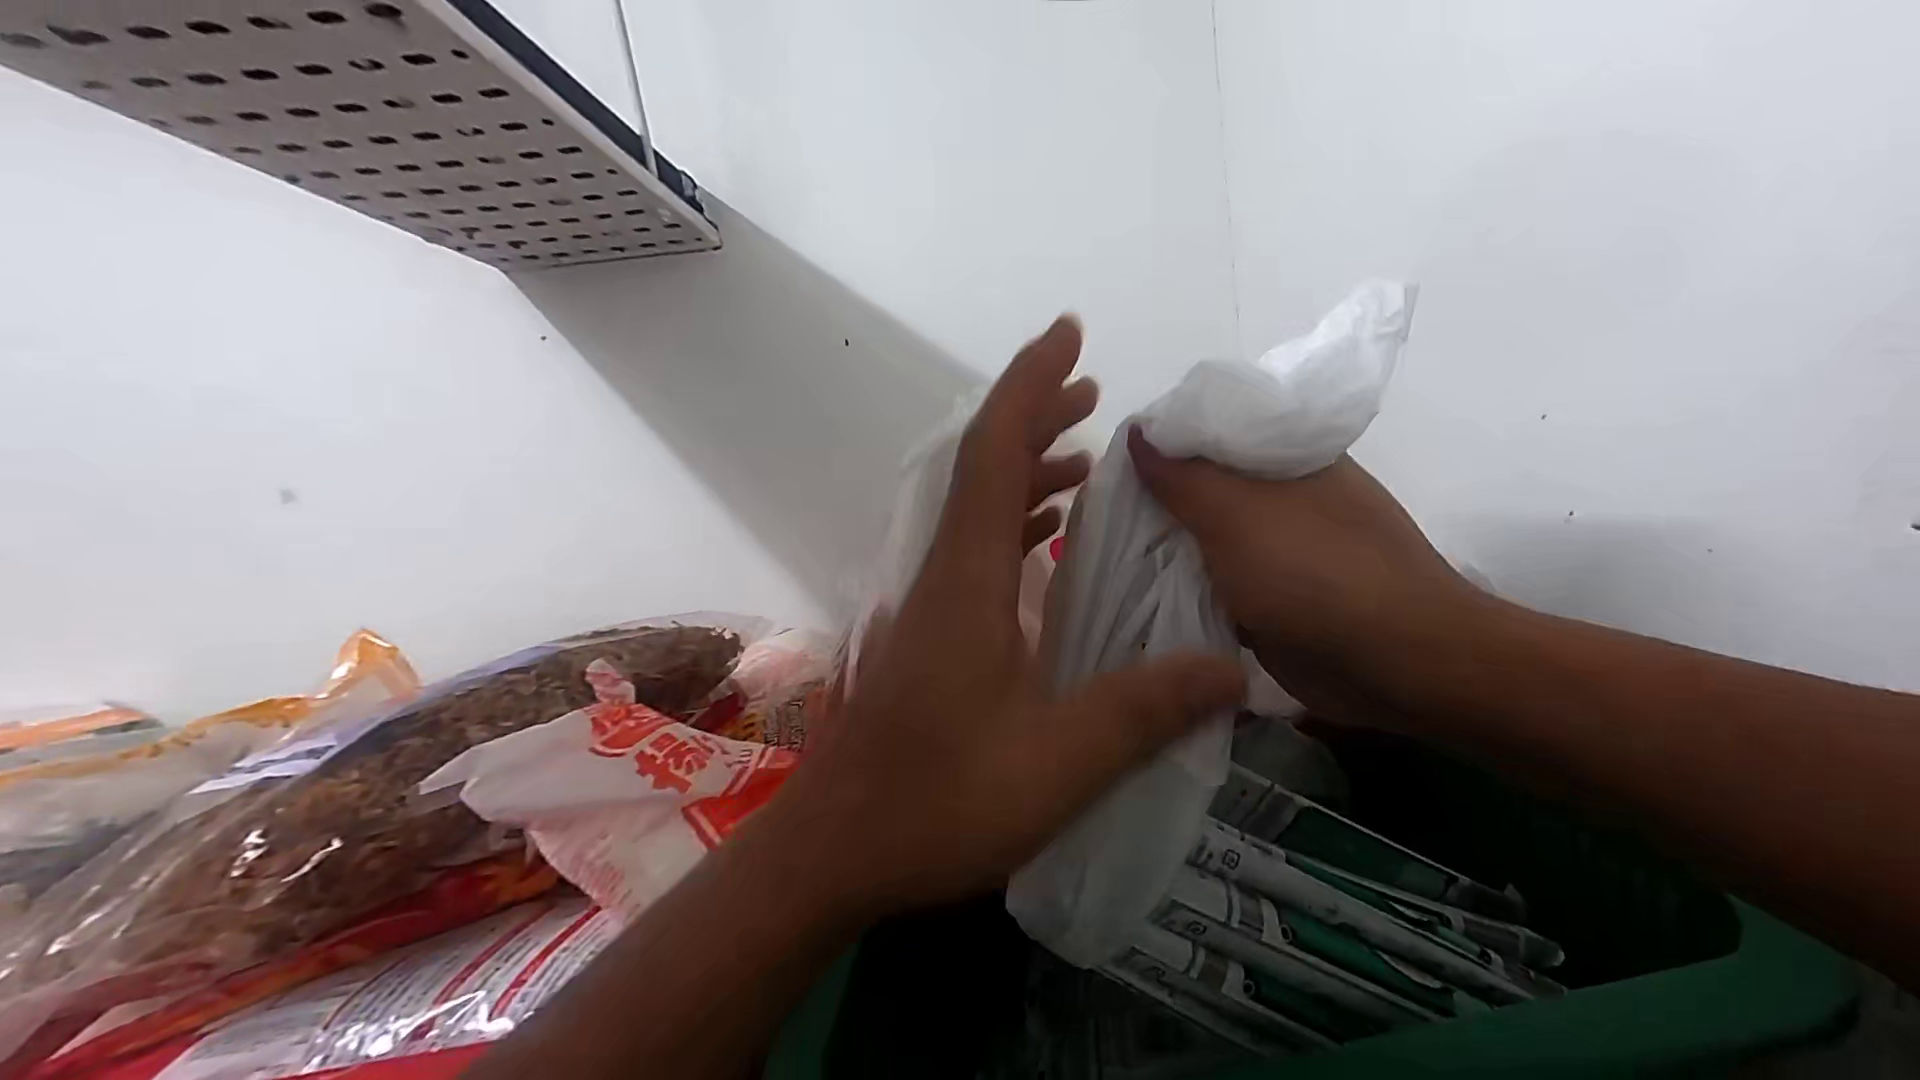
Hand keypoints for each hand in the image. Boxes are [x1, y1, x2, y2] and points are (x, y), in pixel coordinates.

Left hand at [764, 318, 1244, 915]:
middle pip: (981, 469)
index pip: (994, 453)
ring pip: (975, 511)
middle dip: (1032, 417)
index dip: (1030, 386)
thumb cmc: (939, 802)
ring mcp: (927, 605)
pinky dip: (1011, 527)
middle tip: (1092, 394)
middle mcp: (940, 575)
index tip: (1068, 335)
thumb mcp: (1059, 761)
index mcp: (966, 580)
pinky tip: (1044, 547)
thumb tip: (1233, 670)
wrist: (837, 846)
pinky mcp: (926, 636)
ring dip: (1024, 473)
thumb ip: (1144, 709)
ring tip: (1082, 459)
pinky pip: (973, 553)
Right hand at [1127, 431, 1485, 722]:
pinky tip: (1142, 587)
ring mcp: (1278, 550)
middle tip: (1098, 512)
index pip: (1209, 432)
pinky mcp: (1271, 597)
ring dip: (1165, 545)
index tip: (1110, 464)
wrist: (1393, 664)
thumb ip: (1181, 476)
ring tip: (1107, 550)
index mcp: (1286, 456)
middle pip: (1203, 487)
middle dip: (1153, 499)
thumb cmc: (1315, 572)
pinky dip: (1183, 582)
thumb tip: (1137, 431)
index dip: (1159, 443)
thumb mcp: (1236, 513)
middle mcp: (1283, 497)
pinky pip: (1214, 579)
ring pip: (1205, 537)